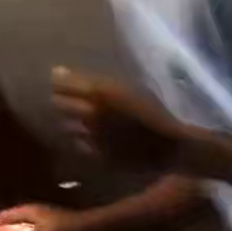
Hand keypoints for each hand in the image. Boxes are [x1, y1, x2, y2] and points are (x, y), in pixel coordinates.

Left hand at [51, 66, 186, 169]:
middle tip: (77, 105)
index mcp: (98, 93)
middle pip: (58, 103)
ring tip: (89, 124)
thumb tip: (56, 73)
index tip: (70, 86)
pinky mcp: (101, 157)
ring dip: (74, 123)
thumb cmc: (155, 114)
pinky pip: (82, 146)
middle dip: (64, 103)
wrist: (174, 148)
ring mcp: (94, 137)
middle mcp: (90, 114)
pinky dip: (86, 142)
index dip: (62, 83)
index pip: (58, 82)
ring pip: (68, 126)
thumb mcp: (128, 89)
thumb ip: (93, 81)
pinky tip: (98, 141)